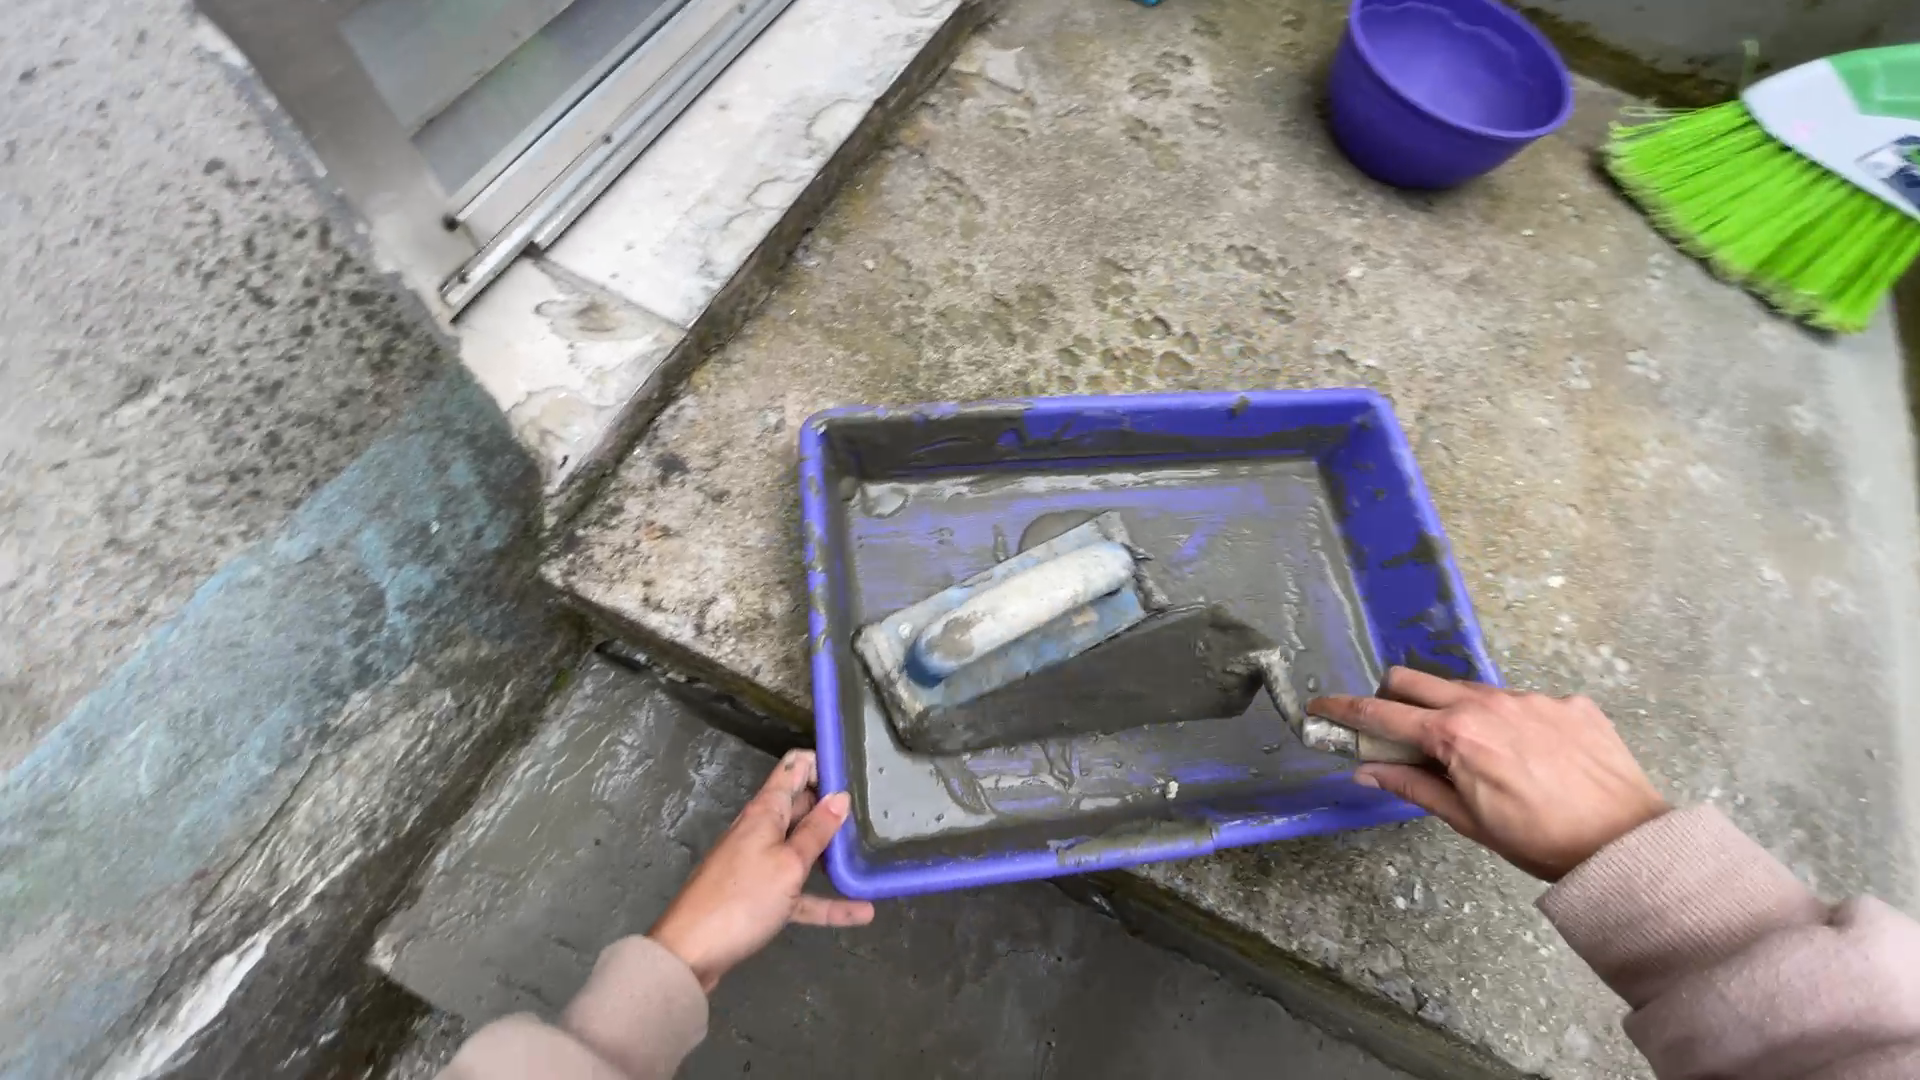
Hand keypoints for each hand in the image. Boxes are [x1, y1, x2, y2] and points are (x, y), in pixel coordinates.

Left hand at [649, 750, 874, 989]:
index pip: (794, 767)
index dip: (822, 762)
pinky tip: (861, 911)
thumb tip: (840, 795)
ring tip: (871, 852)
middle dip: (834, 805)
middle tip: (874, 811)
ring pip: (803, 848)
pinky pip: (801, 892)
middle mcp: (763, 830)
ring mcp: (761, 864)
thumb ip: (817, 831)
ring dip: (833, 851)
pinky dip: (827, 901)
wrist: (688, 956)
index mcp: (766, 811)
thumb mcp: (789, 864)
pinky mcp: (761, 897)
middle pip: (802, 806)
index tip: (854, 770)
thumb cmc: (742, 899)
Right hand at [1307, 667, 1668, 881]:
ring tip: (1476, 747)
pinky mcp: (1567, 702)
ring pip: (1465, 687)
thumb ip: (1411, 786)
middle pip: (1411, 679)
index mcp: (1454, 735)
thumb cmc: (1542, 842)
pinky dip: (1507, 718)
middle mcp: (1486, 704)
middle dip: (1391, 697)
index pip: (1379, 712)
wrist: (1634, 846)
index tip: (1320, 707)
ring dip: (1450, 707)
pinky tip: (1530, 752)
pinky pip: (1519, 698)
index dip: (1342, 709)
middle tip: (1399, 728)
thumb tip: (1364, 770)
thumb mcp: (1468, 821)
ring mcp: (1529, 698)